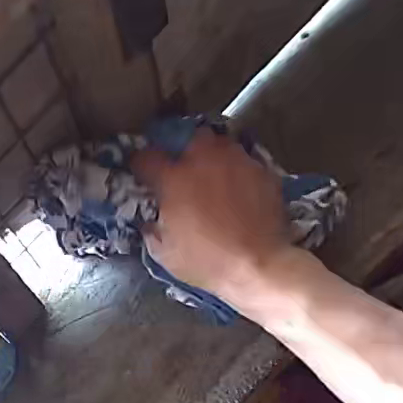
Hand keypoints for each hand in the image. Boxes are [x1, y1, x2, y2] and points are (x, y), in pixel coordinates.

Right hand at [131, 128, 299, 302]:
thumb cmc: (206, 261)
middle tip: (183, 172)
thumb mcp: (164, 253)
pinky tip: (238, 191)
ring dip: (212, 158)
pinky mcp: (263, 171)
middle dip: (183, 151)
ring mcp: (236, 162)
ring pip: (220, 145)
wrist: (259, 265)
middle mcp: (203, 161)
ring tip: (212, 178)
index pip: (146, 157)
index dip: (140, 164)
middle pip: (188, 137)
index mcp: (173, 179)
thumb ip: (152, 229)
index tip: (141, 173)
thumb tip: (150, 221)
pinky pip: (244, 162)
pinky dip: (237, 172)